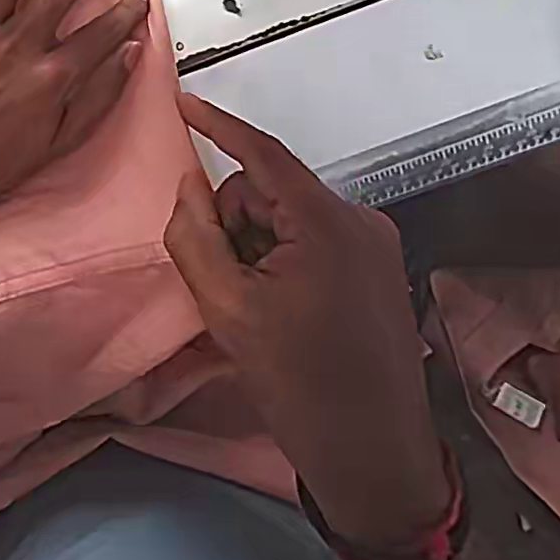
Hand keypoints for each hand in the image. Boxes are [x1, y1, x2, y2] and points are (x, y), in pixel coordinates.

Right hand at [163, 94, 450, 551]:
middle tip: (230, 282)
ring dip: (256, 245)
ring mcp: (372, 242)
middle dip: (236, 224)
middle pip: (266, 191)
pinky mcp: (374, 264)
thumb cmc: (299, 383)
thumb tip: (189, 187)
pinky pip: (307, 235)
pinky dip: (279, 255)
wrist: (372, 456)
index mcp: (326, 224)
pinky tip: (281, 303)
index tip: (185, 102)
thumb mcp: (226, 308)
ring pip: (284, 214)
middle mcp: (357, 220)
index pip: (262, 154)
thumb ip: (194, 236)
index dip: (218, 124)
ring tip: (259, 303)